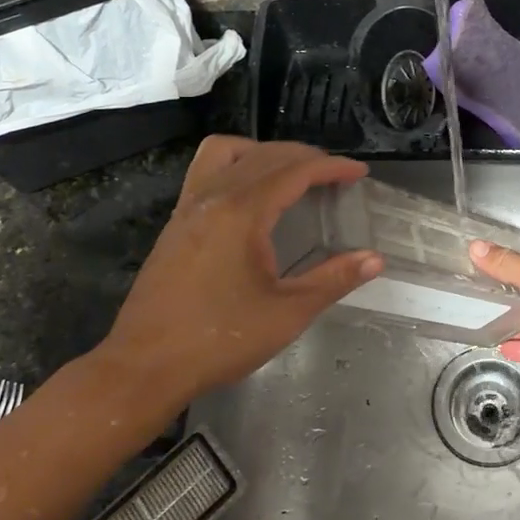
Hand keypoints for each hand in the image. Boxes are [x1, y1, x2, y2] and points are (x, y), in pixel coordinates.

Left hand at [100, 137, 384, 396]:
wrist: (144, 367)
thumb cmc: (219, 341)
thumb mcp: (287, 313)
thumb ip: (333, 280)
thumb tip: (375, 259)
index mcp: (242, 213)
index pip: (294, 171)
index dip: (331, 167)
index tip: (359, 173)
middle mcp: (212, 197)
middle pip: (265, 155)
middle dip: (306, 157)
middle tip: (337, 175)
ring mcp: (188, 208)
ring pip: (228, 152)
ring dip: (265, 152)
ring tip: (291, 174)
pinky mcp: (175, 224)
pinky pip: (205, 171)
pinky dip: (236, 166)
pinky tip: (251, 197)